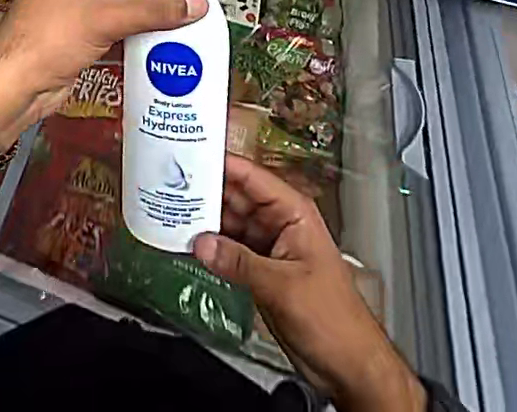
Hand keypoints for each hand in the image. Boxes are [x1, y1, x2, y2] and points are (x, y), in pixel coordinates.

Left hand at [0, 0, 205, 147]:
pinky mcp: (74, 34)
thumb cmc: (47, 40)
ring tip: (171, 14)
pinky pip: (109, 22)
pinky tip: (151, 38)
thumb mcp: (106, 18)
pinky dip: (129, 27)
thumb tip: (195, 3)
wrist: (14, 87)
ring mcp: (70, 6)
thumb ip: (154, 10)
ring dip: (140, 5)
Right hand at [193, 156, 425, 411]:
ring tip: (170, 209)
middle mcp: (278, 221)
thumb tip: (201, 243)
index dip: (222, 163)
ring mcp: (268, 244)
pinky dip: (211, 245)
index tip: (191, 153)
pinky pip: (229, 247)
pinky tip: (187, 242)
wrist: (348, 364)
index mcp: (292, 211)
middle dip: (205, 190)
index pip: (252, 176)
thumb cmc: (331, 317)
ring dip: (204, 219)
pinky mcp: (259, 268)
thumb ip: (239, 262)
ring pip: (229, 221)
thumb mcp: (282, 285)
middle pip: (236, 196)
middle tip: (168, 183)